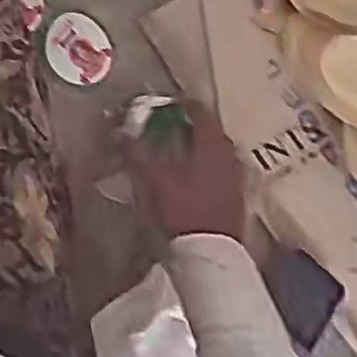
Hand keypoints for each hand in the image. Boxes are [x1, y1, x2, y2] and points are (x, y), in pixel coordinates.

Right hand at [129, 106, 247, 240]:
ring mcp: (237, 177)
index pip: (201, 112)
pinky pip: (224, 169)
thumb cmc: (183, 208)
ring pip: (219, 150)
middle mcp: (229, 156)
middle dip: (192, 125)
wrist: (211, 253)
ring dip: (201, 146)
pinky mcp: (238, 196)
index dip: (183, 104)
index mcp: (211, 146)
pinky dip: (209, 165)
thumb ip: (136, 152)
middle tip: (170, 127)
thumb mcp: (154, 179)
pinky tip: (195, 176)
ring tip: (181, 152)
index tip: (166, 104)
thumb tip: (118, 131)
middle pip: (212, 130)